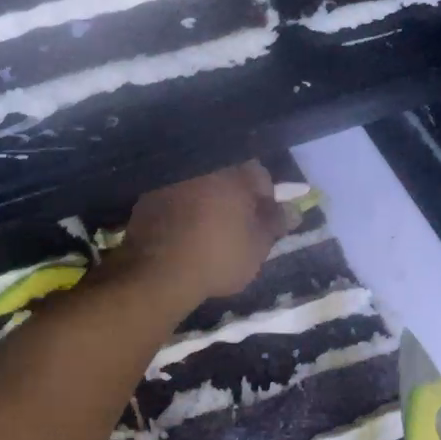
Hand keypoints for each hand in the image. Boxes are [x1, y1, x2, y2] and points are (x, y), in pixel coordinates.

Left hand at [115, 161, 285, 312]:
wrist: (158, 271)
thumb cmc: (218, 257)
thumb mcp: (258, 246)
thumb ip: (275, 222)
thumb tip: (293, 209)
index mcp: (233, 174)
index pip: (259, 174)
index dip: (265, 197)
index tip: (262, 222)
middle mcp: (201, 167)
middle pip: (226, 177)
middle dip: (234, 197)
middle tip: (235, 228)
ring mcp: (170, 179)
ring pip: (198, 185)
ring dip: (205, 201)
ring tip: (205, 232)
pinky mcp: (147, 195)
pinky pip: (173, 196)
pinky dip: (180, 209)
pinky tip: (179, 233)